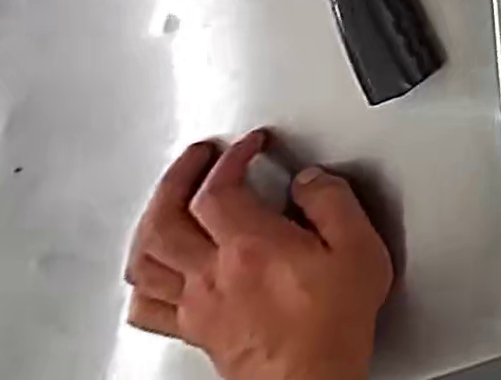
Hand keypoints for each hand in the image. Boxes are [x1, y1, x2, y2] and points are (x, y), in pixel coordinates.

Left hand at [124, 131, 393, 379]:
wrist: (312, 374)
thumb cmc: (335, 315)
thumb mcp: (357, 242)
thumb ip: (333, 201)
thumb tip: (310, 179)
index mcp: (252, 248)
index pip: (219, 191)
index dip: (232, 158)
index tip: (251, 143)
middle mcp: (213, 275)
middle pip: (165, 220)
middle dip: (178, 179)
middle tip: (199, 156)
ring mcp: (197, 305)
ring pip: (144, 260)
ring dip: (152, 219)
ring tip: (171, 198)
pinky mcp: (194, 328)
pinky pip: (146, 302)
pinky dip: (143, 275)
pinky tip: (156, 265)